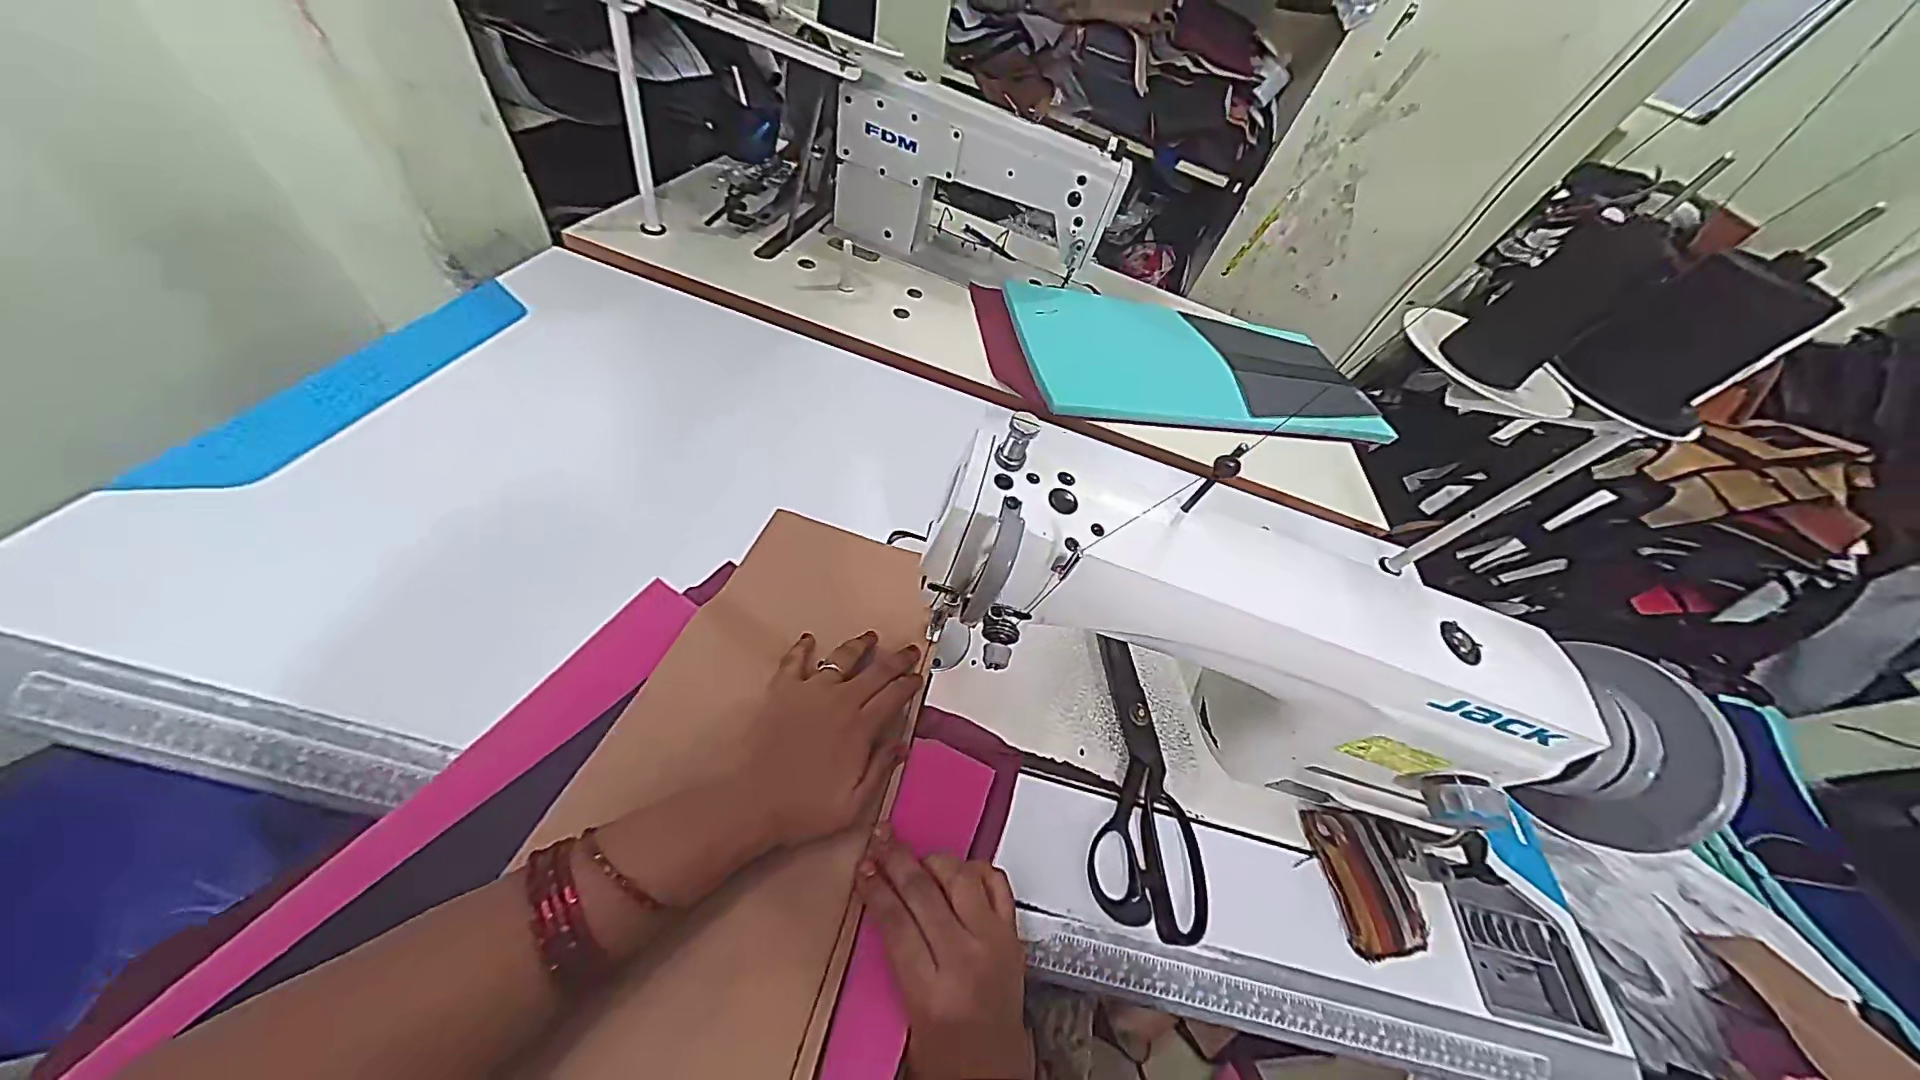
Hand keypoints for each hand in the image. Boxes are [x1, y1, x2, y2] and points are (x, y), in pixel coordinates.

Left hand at [735, 631, 923, 848]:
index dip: (909, 684)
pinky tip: (809, 640)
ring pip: (842, 657)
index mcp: (860, 727)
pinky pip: (795, 660)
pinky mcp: (782, 691)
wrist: (751, 802)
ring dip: (859, 645)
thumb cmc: (802, 808)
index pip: (894, 696)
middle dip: (897, 659)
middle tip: (908, 652)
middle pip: (877, 671)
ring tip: (870, 638)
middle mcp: (839, 702)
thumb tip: (900, 746)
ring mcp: (810, 692)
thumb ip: (881, 769)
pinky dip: (803, 648)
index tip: (917, 678)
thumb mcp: (854, 803)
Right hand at [859, 835, 1032, 1079]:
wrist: (996, 1077)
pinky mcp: (1013, 936)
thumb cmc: (947, 1056)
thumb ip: (897, 956)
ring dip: (934, 860)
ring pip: (961, 878)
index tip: (864, 869)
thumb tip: (880, 897)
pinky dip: (976, 869)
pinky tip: (958, 869)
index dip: (876, 888)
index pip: (896, 921)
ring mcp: (995, 943)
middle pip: (924, 892)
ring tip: (916, 858)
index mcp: (932, 993)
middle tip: (882, 841)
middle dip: (897, 860)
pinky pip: (996, 884)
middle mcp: (967, 961)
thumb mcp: (907, 1013)